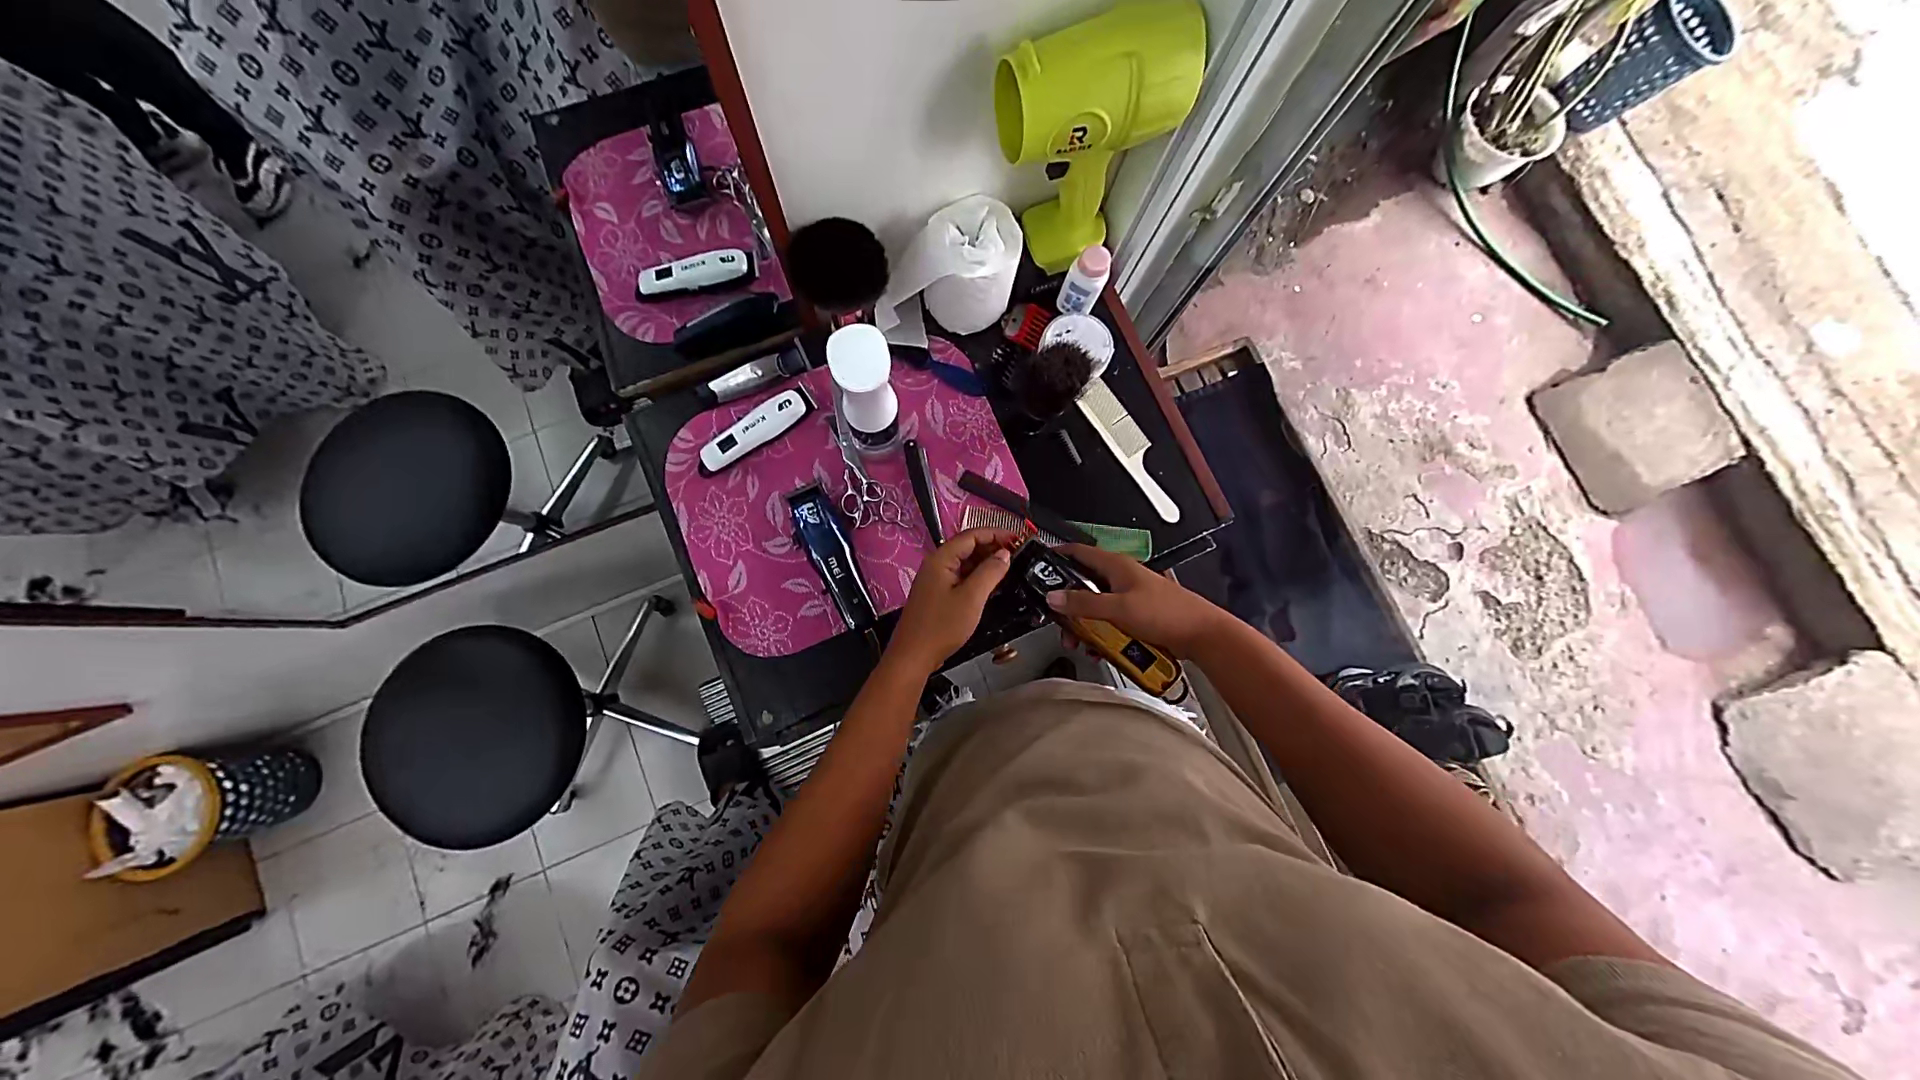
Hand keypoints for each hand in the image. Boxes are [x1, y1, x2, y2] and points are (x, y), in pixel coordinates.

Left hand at [886, 528, 1022, 673]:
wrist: (914, 655)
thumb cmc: (940, 627)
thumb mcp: (972, 598)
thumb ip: (990, 572)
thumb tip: (1004, 554)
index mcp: (941, 559)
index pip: (972, 534)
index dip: (996, 534)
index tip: (1017, 539)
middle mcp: (936, 565)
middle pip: (968, 546)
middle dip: (993, 547)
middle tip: (1017, 554)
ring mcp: (936, 580)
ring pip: (965, 562)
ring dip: (987, 563)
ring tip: (1009, 569)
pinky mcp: (938, 594)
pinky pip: (961, 577)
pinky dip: (978, 577)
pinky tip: (993, 585)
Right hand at [1046, 544, 1232, 655]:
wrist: (1202, 636)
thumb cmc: (1167, 614)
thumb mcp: (1118, 608)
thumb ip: (1083, 604)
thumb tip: (1054, 597)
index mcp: (1116, 566)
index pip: (1078, 551)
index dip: (1057, 555)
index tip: (1039, 566)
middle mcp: (1121, 577)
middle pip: (1083, 585)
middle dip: (1068, 605)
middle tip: (1059, 621)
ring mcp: (1129, 596)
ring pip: (1095, 607)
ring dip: (1084, 624)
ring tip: (1080, 642)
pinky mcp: (1136, 615)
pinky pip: (1109, 621)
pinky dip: (1101, 633)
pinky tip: (1100, 649)